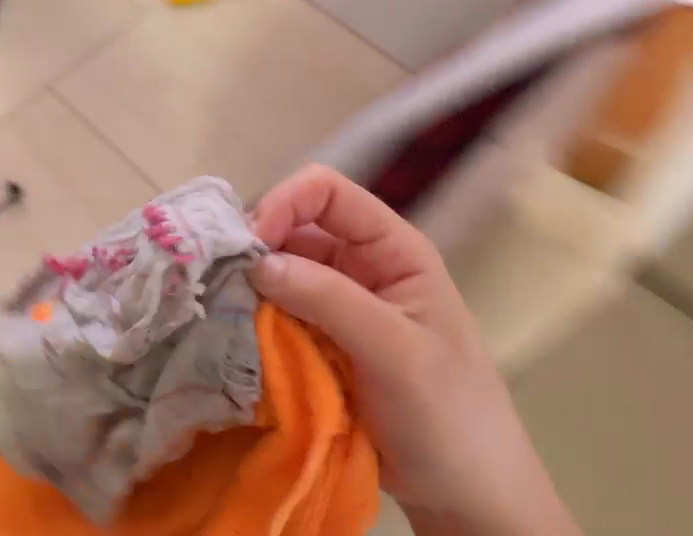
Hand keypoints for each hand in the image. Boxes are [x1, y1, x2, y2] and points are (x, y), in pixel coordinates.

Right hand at [249, 165, 578, 535]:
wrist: (470, 502)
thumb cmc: (452, 420)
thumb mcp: (398, 355)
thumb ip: (330, 299)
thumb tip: (256, 262)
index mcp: (393, 250)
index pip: (324, 191)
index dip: (283, 202)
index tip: (249, 244)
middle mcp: (360, 264)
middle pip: (290, 223)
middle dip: (254, 243)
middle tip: (223, 277)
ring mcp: (337, 300)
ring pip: (274, 265)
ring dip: (247, 281)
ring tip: (222, 306)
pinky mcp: (316, 334)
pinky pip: (270, 306)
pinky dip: (249, 313)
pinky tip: (234, 330)